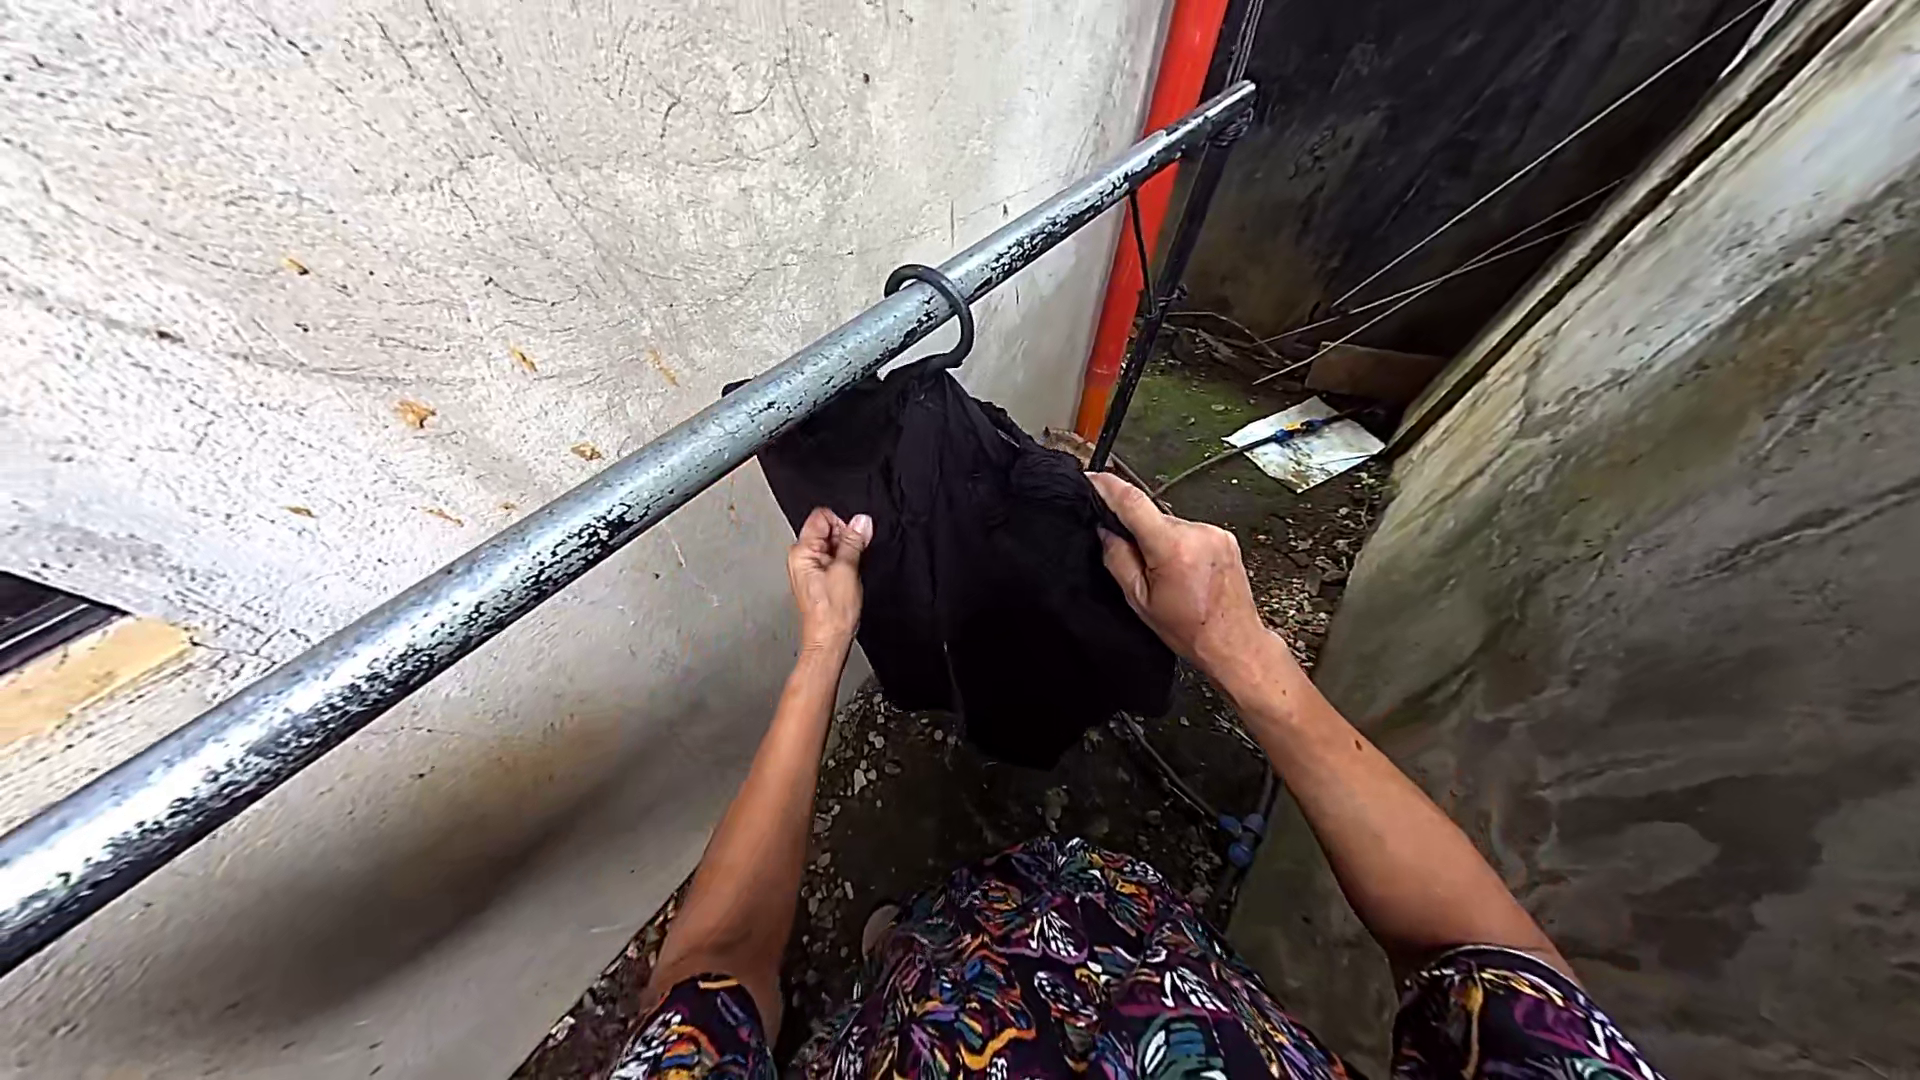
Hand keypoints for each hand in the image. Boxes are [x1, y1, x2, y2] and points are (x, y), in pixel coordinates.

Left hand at [787, 507, 871, 654]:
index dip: (842, 524)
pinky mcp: (819, 577)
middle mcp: (801, 557)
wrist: (830, 638)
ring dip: (847, 552)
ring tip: (850, 571)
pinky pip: (835, 558)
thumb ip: (854, 541)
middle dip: (846, 538)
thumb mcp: (847, 570)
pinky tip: (849, 577)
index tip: (853, 539)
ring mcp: (810, 567)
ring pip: (833, 544)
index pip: (821, 517)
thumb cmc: (831, 613)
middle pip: (827, 529)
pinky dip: (846, 562)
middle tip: (853, 557)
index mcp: (801, 552)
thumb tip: (862, 521)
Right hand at [1089, 473, 1295, 689]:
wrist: (1234, 642)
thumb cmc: (1191, 629)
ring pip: (1168, 524)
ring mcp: (1214, 533)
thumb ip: (1117, 559)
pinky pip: (1187, 530)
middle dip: (1135, 531)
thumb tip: (1105, 530)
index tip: (1091, 479)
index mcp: (1173, 548)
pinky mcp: (1224, 537)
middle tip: (1135, 563)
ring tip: (1165, 575)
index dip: (1107, 486)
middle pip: (1150, 516)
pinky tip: (1182, 571)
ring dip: (1158, 540)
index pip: (1133, 502)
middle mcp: (1198, 533)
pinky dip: (1176, 544)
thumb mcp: (1139, 599)